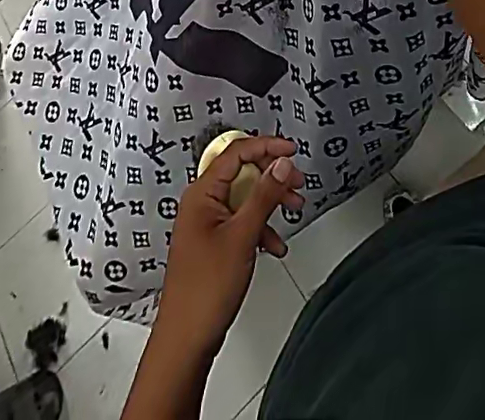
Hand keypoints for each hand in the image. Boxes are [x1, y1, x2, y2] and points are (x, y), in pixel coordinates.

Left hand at [154, 136, 304, 358]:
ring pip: (246, 196)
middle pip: (243, 172)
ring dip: (271, 200)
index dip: (266, 146)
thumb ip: (265, 195)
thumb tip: (281, 163)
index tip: (291, 151)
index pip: (236, 152)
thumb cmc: (204, 292)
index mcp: (202, 195)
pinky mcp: (215, 240)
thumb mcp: (243, 235)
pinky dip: (262, 226)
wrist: (187, 339)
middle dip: (273, 175)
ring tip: (293, 208)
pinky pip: (244, 219)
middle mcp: (202, 204)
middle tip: (296, 182)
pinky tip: (274, 244)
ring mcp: (208, 222)